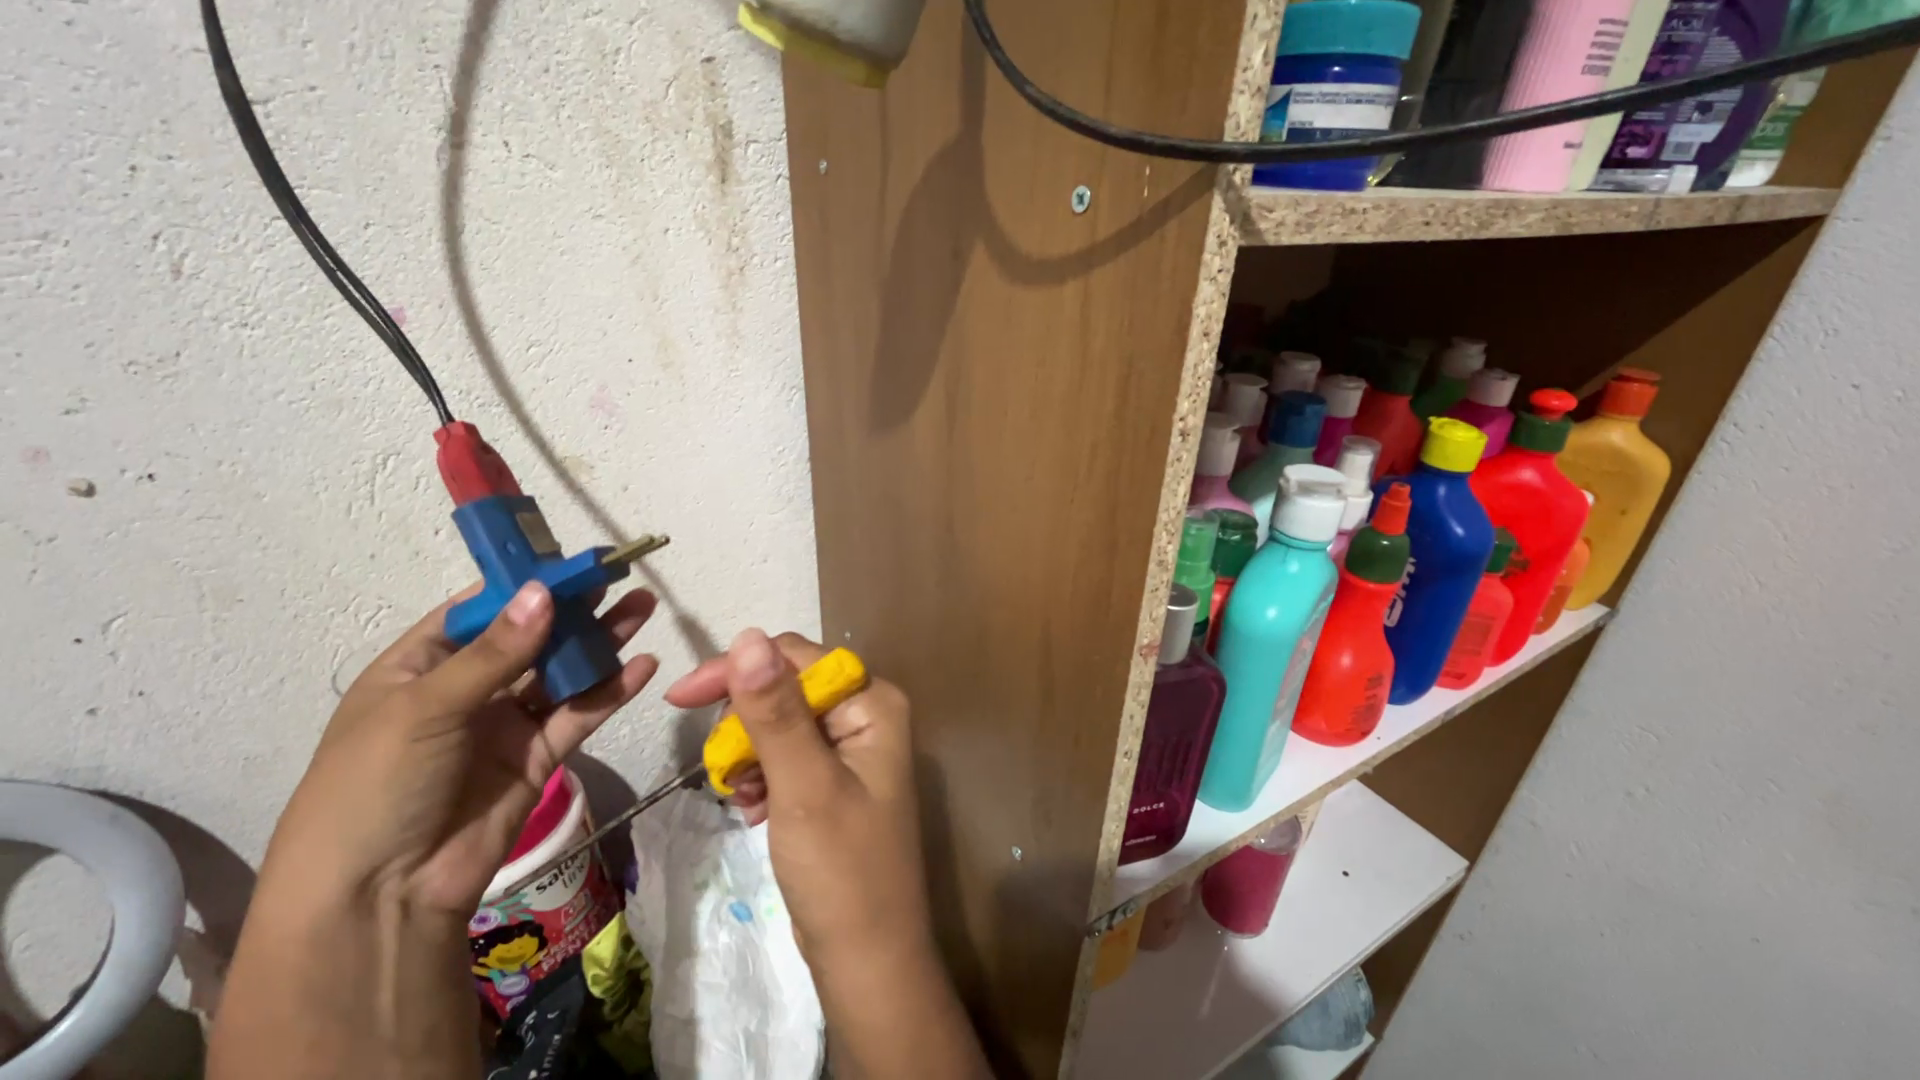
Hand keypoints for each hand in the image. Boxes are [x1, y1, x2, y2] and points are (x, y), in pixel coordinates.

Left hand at [267, 581, 658, 915]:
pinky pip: (577, 716)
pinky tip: (642, 667)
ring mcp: (504, 725)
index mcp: (420, 667)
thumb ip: (494, 653)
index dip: (523, 585)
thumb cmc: (376, 785)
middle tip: (619, 577)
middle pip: (529, 639)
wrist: (380, 893)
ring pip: (560, 674)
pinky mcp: (537, 759)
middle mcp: (466, 690)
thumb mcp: (425, 708)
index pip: (478, 612)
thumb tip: (544, 592)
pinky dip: (610, 691)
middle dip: (572, 609)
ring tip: (642, 608)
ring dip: (600, 643)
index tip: (570, 560)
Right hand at [665, 629, 929, 962]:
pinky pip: (784, 758)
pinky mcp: (833, 782)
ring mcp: (851, 751)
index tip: (679, 700)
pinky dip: (761, 778)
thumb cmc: (841, 871)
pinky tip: (753, 810)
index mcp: (873, 703)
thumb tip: (747, 636)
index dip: (738, 672)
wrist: (865, 958)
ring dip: (747, 755)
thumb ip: (774, 711)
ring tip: (742, 798)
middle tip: (722, 770)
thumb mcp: (803, 785)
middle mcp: (867, 716)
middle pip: (784, 689)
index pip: (796, 657)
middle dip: (742, 724)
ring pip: (777, 724)